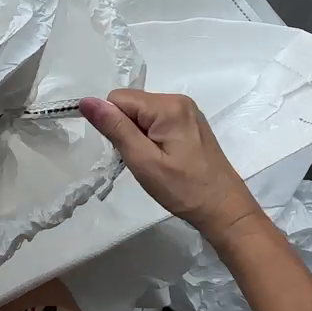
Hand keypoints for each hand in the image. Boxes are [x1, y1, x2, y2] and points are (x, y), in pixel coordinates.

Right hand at [79, 89, 264, 239]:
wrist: (225, 211)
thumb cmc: (184, 190)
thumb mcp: (144, 161)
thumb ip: (115, 128)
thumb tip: (86, 101)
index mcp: (167, 105)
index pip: (118, 99)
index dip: (114, 125)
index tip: (128, 151)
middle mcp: (177, 99)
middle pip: (130, 104)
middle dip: (126, 129)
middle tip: (142, 160)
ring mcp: (186, 110)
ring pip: (141, 113)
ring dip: (138, 134)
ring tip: (154, 161)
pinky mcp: (189, 122)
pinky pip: (155, 119)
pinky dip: (150, 136)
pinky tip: (163, 157)